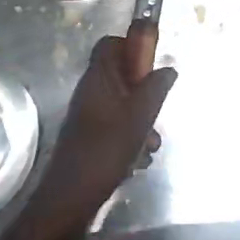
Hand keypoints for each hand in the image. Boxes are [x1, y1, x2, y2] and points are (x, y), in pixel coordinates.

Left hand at [28, 36, 176, 230]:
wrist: (71, 196)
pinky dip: (131, 138)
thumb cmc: (106, 149)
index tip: (152, 63)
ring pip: (123, 103)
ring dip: (142, 120)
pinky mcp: (91, 136)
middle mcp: (91, 90)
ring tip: (150, 143)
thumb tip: (169, 69)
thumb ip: (156, 88)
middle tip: (156, 110)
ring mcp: (89, 113)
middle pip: (122, 75)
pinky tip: (138, 159)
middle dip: (145, 92)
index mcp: (98, 76)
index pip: (111, 43)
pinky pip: (117, 125)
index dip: (132, 45)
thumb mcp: (140, 116)